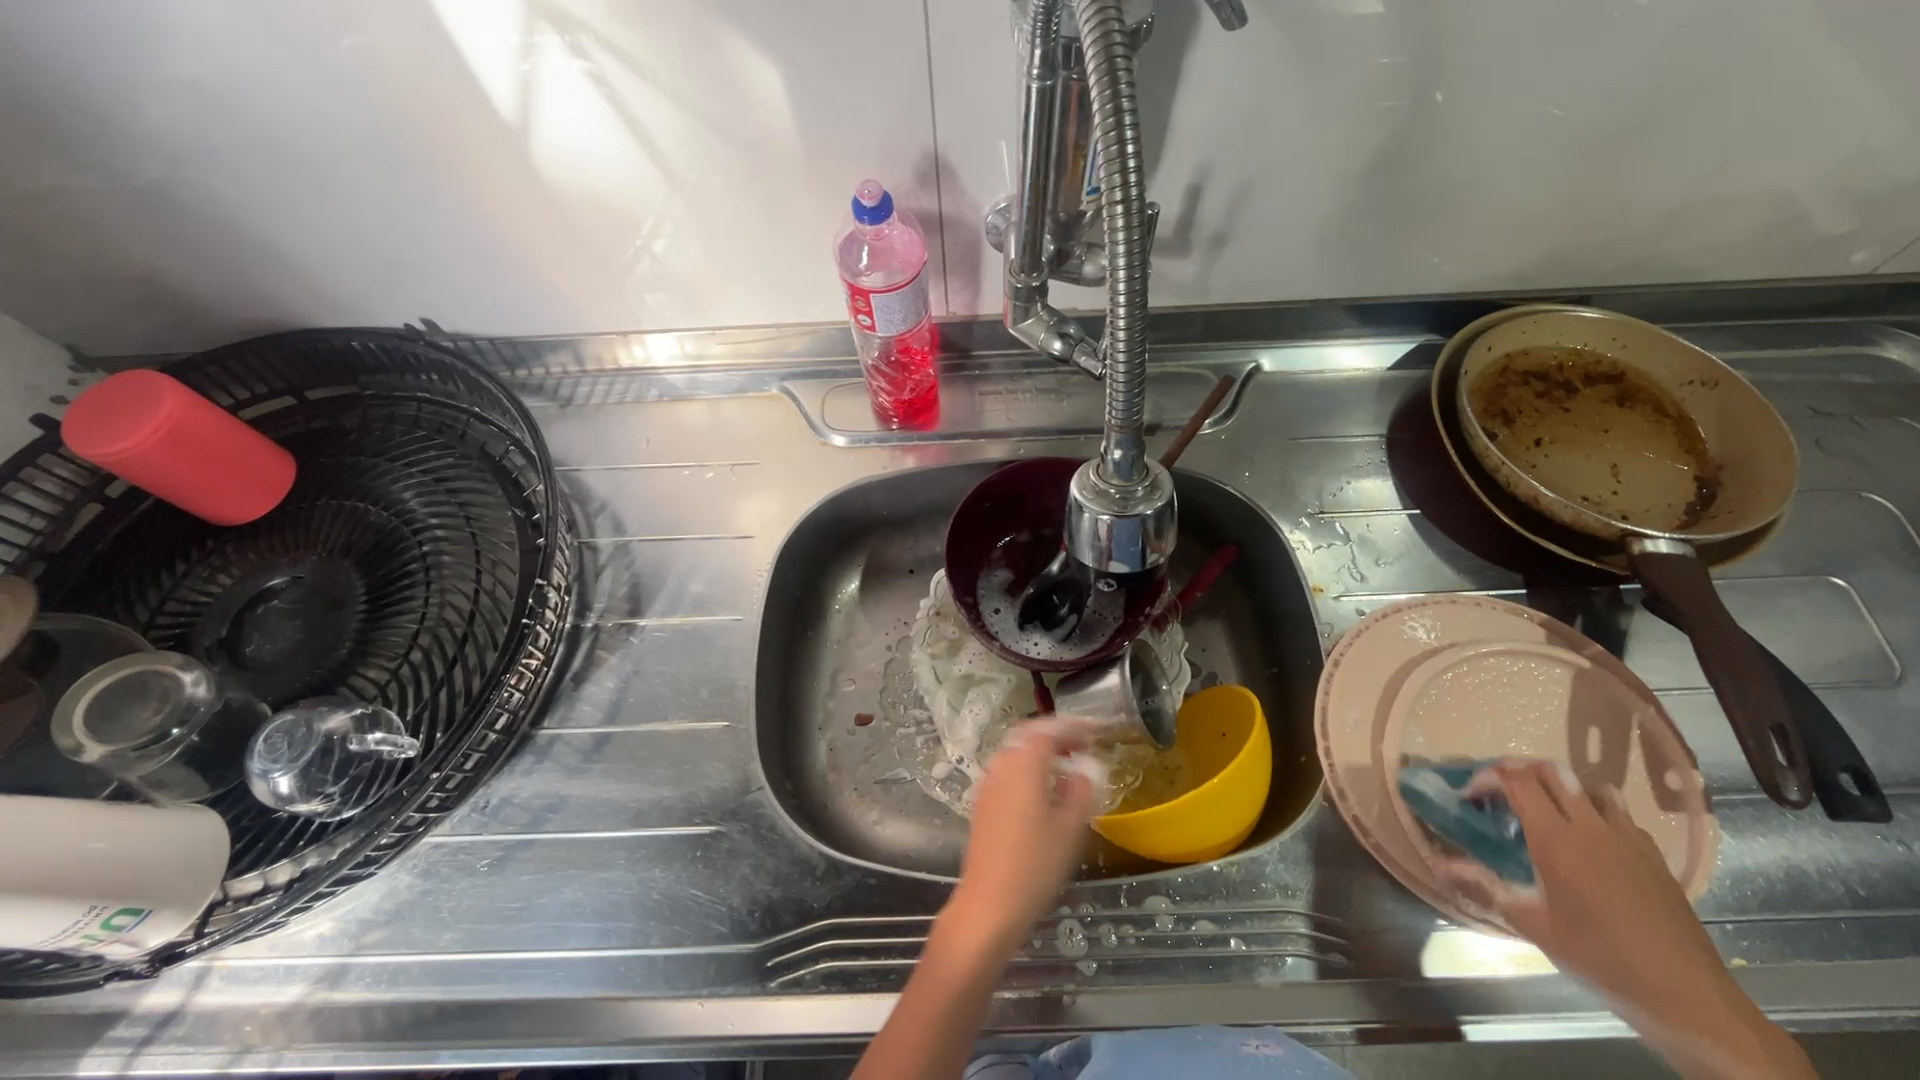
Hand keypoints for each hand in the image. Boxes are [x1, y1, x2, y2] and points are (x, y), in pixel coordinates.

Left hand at [946, 718, 1095, 952]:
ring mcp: (987, 784)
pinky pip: (1008, 771)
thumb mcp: (1071, 827)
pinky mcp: (982, 804)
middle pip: (1029, 735)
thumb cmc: (1036, 864)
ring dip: (1042, 751)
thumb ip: (1081, 790)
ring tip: (1069, 764)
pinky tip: (1045, 789)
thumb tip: (1083, 769)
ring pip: (1016, 753)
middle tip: (1084, 744)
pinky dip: (1029, 769)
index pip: (1050, 728)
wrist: (989, 903)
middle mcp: (1001, 765)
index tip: (1100, 729)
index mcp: (1024, 764)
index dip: (1076, 725)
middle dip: (1057, 735)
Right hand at [1452, 761, 1726, 1009]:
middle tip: (1501, 793)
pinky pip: (1618, 814)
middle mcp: (1591, 826)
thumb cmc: (1596, 955)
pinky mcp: (1652, 853)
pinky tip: (1589, 844)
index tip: (1470, 794)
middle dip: (1520, 772)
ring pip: (1589, 787)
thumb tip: (1440, 864)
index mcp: (1556, 839)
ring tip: (1546, 812)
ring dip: (1561, 788)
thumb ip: (1484, 885)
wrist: (1679, 989)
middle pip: (1552, 772)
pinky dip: (1595, 813)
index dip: (1488, 777)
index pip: (1517, 781)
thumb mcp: (1531, 923)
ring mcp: (1627, 837)